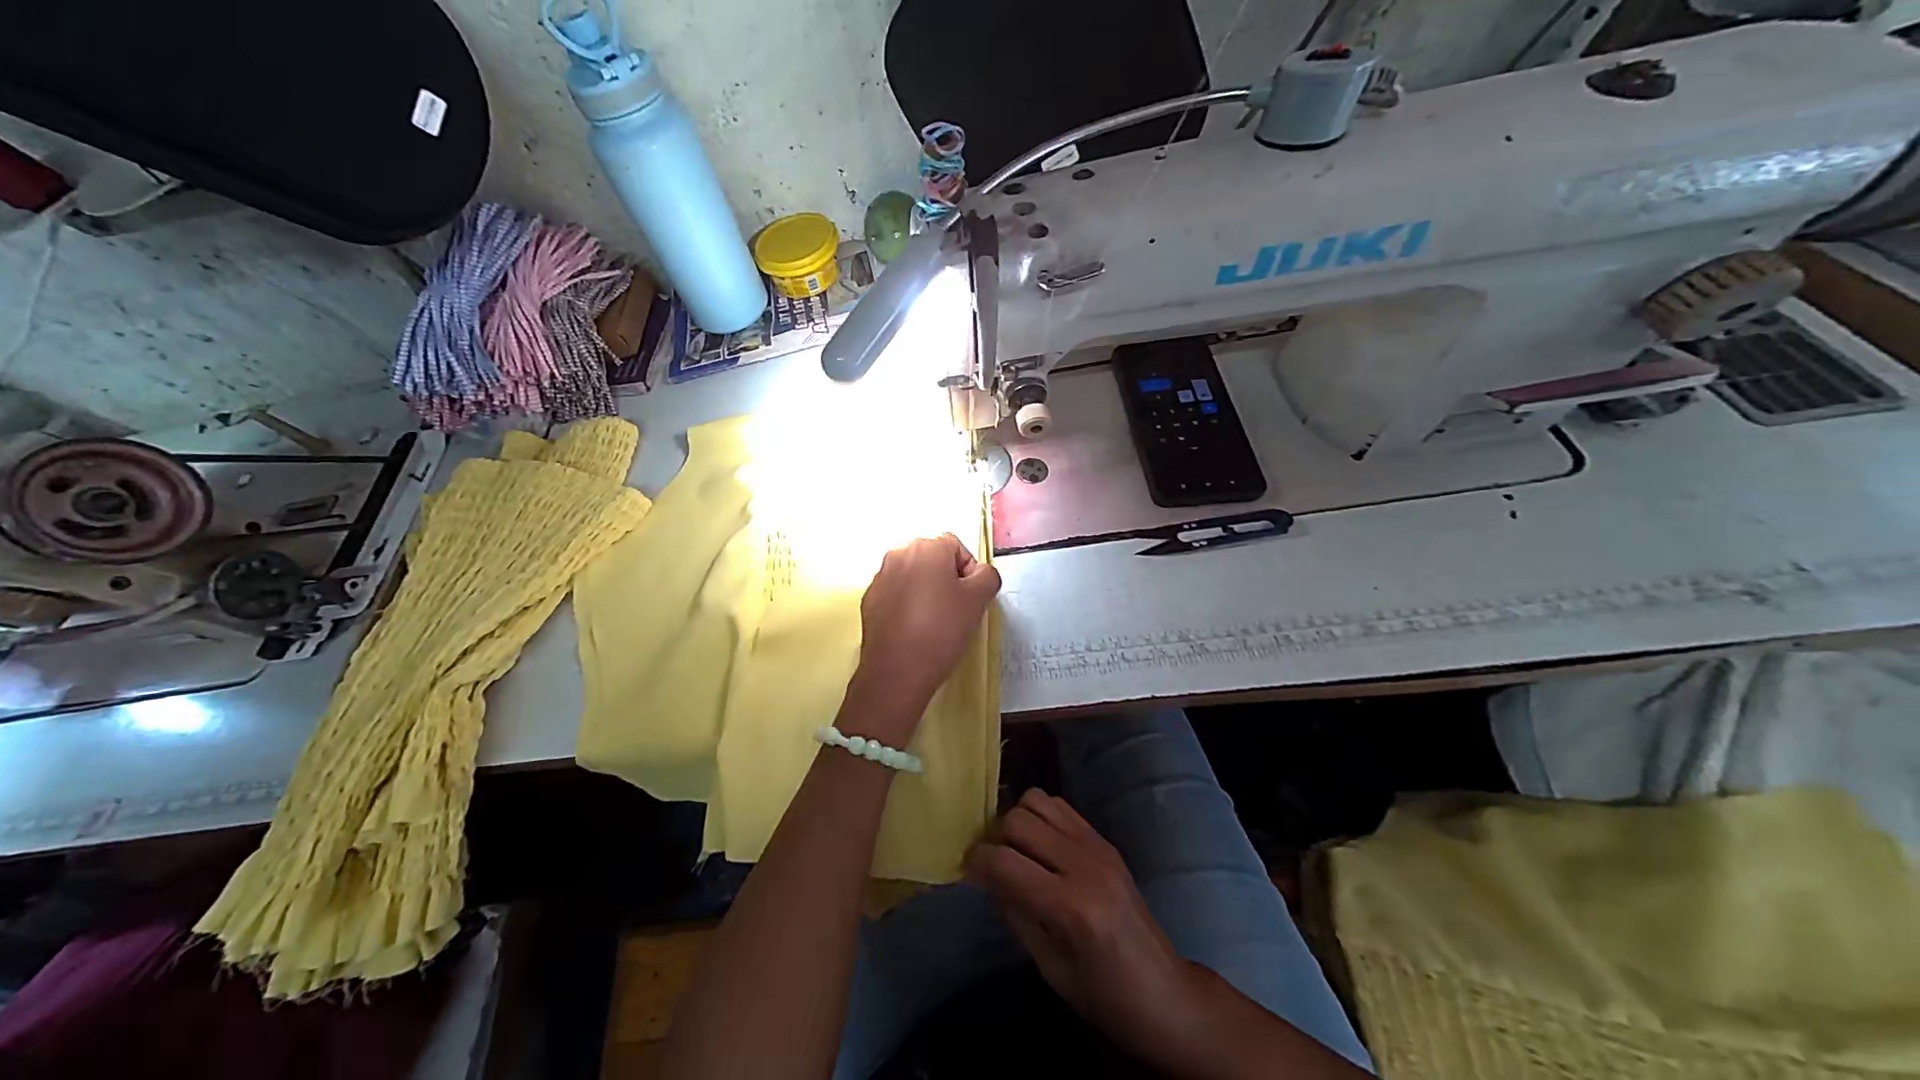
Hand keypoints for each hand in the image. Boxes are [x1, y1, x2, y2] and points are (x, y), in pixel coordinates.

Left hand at [843, 534, 999, 741]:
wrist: (897, 671)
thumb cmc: (940, 630)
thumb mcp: (978, 600)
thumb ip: (988, 576)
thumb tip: (981, 574)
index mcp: (926, 548)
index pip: (956, 547)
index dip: (969, 571)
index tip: (971, 597)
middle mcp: (898, 555)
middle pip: (933, 559)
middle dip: (947, 579)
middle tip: (957, 609)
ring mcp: (880, 578)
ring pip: (913, 577)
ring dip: (927, 592)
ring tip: (936, 623)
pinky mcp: (869, 601)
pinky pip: (896, 595)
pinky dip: (908, 606)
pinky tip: (916, 630)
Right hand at [966, 790, 1206, 1063]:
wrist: (1164, 992)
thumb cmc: (1103, 995)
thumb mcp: (1049, 964)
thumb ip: (1013, 911)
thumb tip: (981, 874)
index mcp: (1071, 906)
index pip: (1005, 861)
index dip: (976, 862)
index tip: (966, 873)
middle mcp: (1086, 865)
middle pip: (1018, 820)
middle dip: (994, 839)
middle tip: (990, 865)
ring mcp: (1099, 847)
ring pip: (1038, 801)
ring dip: (1017, 821)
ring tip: (1016, 852)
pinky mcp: (1105, 840)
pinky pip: (1061, 806)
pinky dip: (1040, 816)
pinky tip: (1039, 846)